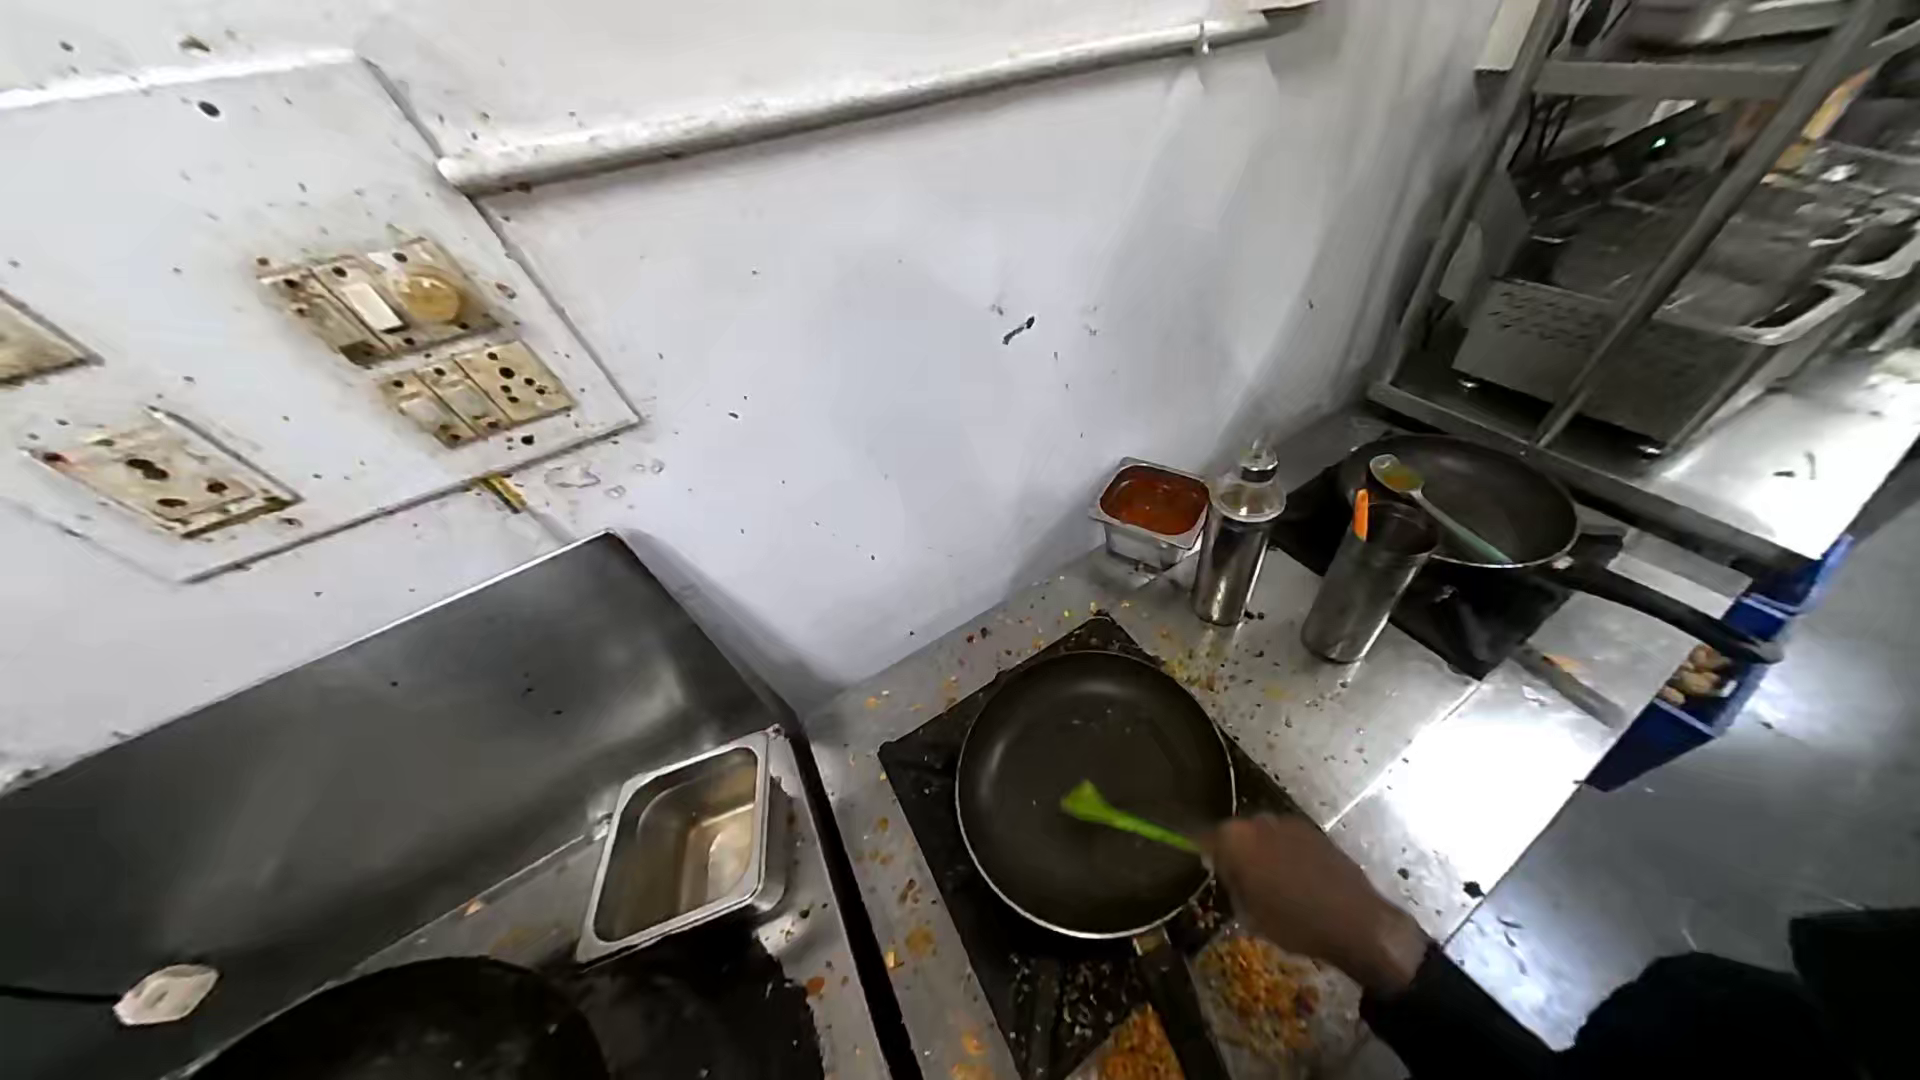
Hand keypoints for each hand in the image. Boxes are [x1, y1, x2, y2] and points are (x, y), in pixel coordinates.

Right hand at [1203, 813, 1427, 994]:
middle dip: (1236, 851)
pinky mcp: (1312, 829)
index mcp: (1234, 838)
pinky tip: (1298, 877)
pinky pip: (1286, 838)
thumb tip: (1227, 871)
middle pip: (1235, 832)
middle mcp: (1257, 821)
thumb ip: (1232, 884)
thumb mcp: (1250, 914)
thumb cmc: (1295, 923)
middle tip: (1244, 880)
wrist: (1358, 923)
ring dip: (1262, 850)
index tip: (1212, 871)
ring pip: (1262, 834)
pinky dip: (1285, 852)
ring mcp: (1286, 822)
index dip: (1206, 855)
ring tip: (1275, 880)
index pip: (1204, 838)